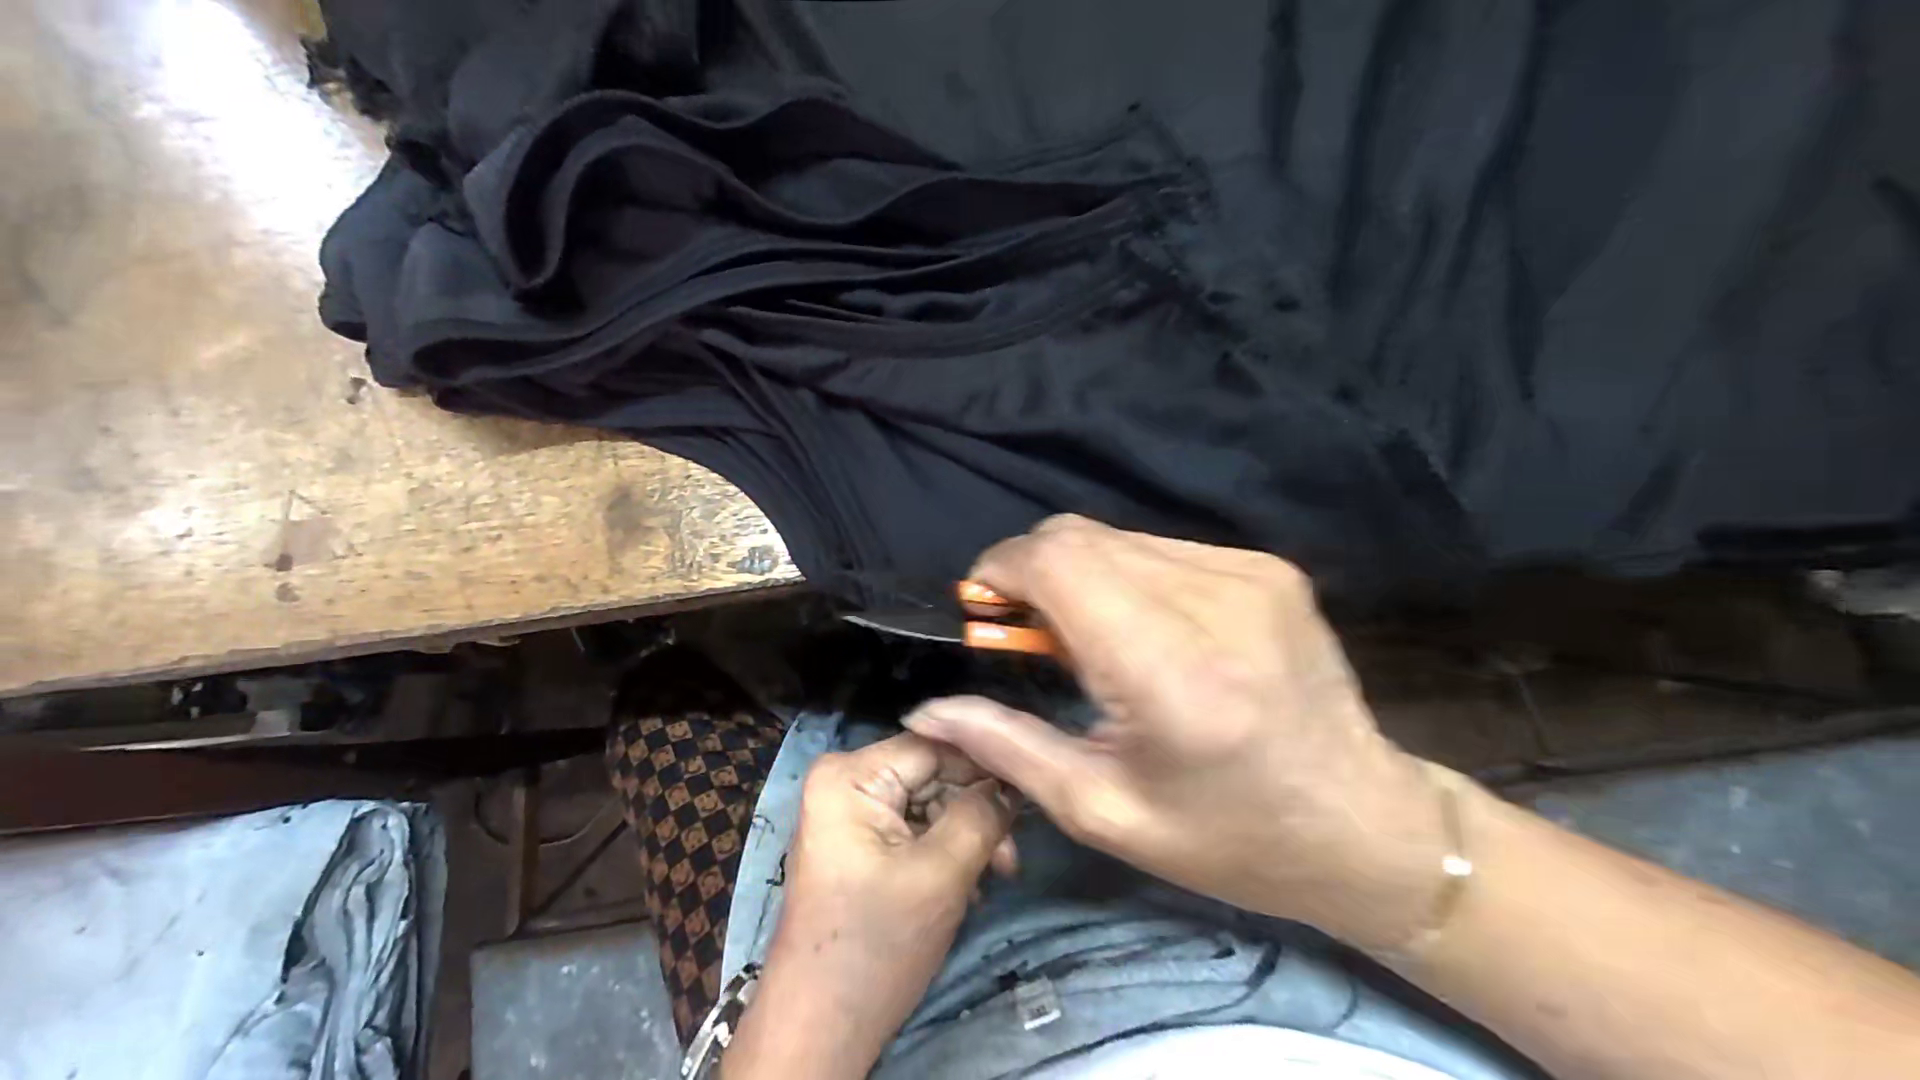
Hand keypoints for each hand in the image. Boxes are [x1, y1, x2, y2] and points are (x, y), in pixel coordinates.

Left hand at [724, 734, 1014, 1079]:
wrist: (820, 1027)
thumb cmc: (876, 944)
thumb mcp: (941, 874)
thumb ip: (982, 816)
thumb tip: (1014, 783)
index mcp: (850, 775)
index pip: (934, 745)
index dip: (984, 764)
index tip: (1027, 789)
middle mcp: (844, 780)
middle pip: (931, 773)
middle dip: (975, 809)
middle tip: (1013, 851)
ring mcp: (848, 812)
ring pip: (927, 801)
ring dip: (966, 833)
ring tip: (998, 872)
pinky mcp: (857, 841)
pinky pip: (912, 826)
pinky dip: (944, 848)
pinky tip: (971, 880)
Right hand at [901, 515, 1446, 952]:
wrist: (1365, 826)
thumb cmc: (1226, 837)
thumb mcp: (1102, 811)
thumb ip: (1007, 745)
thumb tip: (926, 710)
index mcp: (1170, 670)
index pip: (1058, 562)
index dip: (1000, 569)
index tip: (984, 610)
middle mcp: (1213, 601)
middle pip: (1078, 535)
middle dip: (1030, 571)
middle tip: (1028, 634)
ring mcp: (1249, 573)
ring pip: (1115, 535)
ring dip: (1077, 573)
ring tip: (1087, 638)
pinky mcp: (1267, 567)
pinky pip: (1160, 546)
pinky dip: (1125, 575)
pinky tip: (1140, 627)